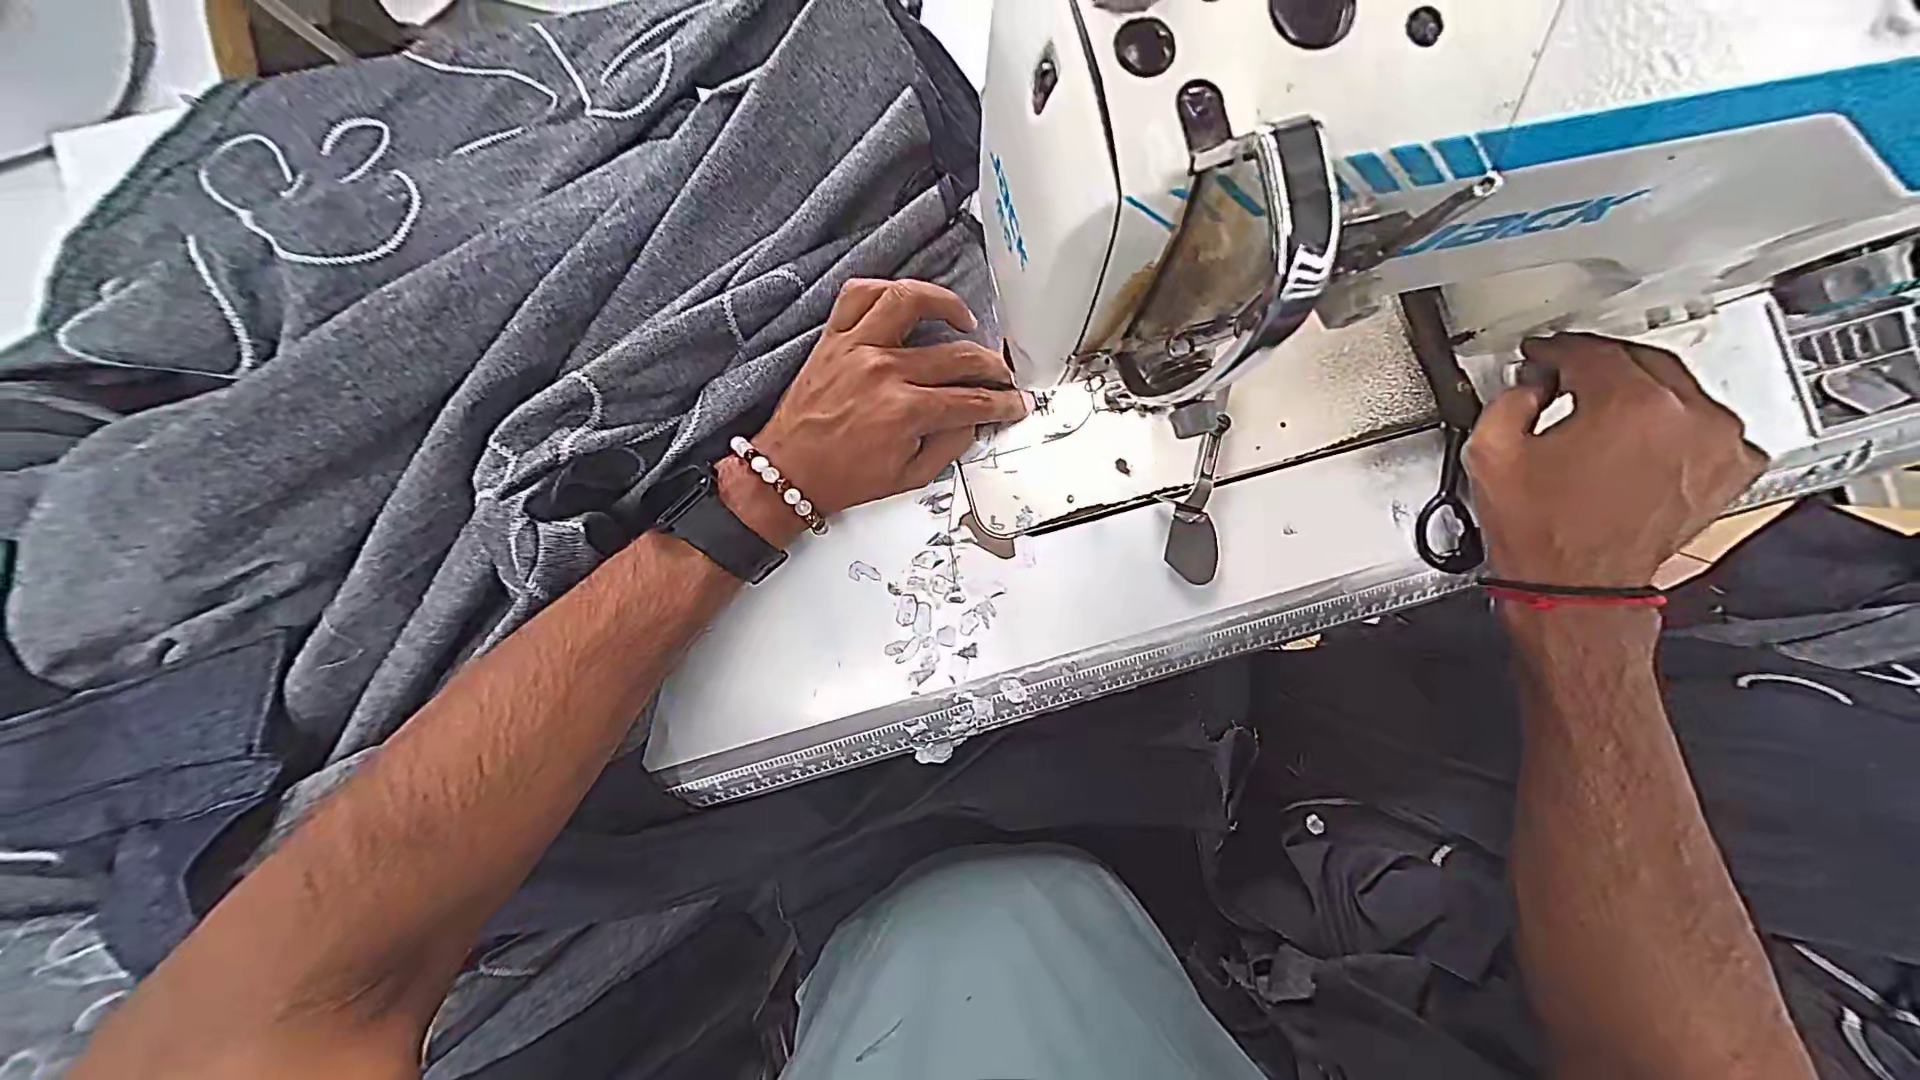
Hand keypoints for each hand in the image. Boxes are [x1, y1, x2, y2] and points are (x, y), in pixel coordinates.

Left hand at [719, 279, 1026, 544]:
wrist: (790, 471)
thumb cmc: (842, 477)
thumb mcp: (910, 476)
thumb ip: (950, 445)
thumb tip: (975, 419)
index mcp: (904, 412)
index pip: (972, 400)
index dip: (1002, 402)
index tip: (1013, 402)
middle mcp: (883, 372)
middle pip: (957, 355)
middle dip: (992, 367)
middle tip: (1001, 375)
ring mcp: (857, 348)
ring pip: (910, 301)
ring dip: (946, 303)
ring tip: (963, 319)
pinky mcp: (834, 339)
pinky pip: (859, 294)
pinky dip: (886, 289)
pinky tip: (904, 301)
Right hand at [1464, 334, 1766, 587]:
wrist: (1574, 582)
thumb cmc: (1539, 529)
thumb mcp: (1490, 453)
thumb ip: (1507, 401)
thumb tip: (1529, 387)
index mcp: (1631, 405)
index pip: (1591, 352)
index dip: (1555, 349)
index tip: (1541, 354)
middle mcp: (1689, 416)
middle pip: (1641, 361)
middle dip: (1595, 363)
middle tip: (1561, 373)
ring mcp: (1717, 443)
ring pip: (1677, 389)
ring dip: (1634, 389)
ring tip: (1594, 406)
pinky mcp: (1728, 469)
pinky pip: (1702, 424)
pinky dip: (1669, 421)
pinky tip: (1633, 435)